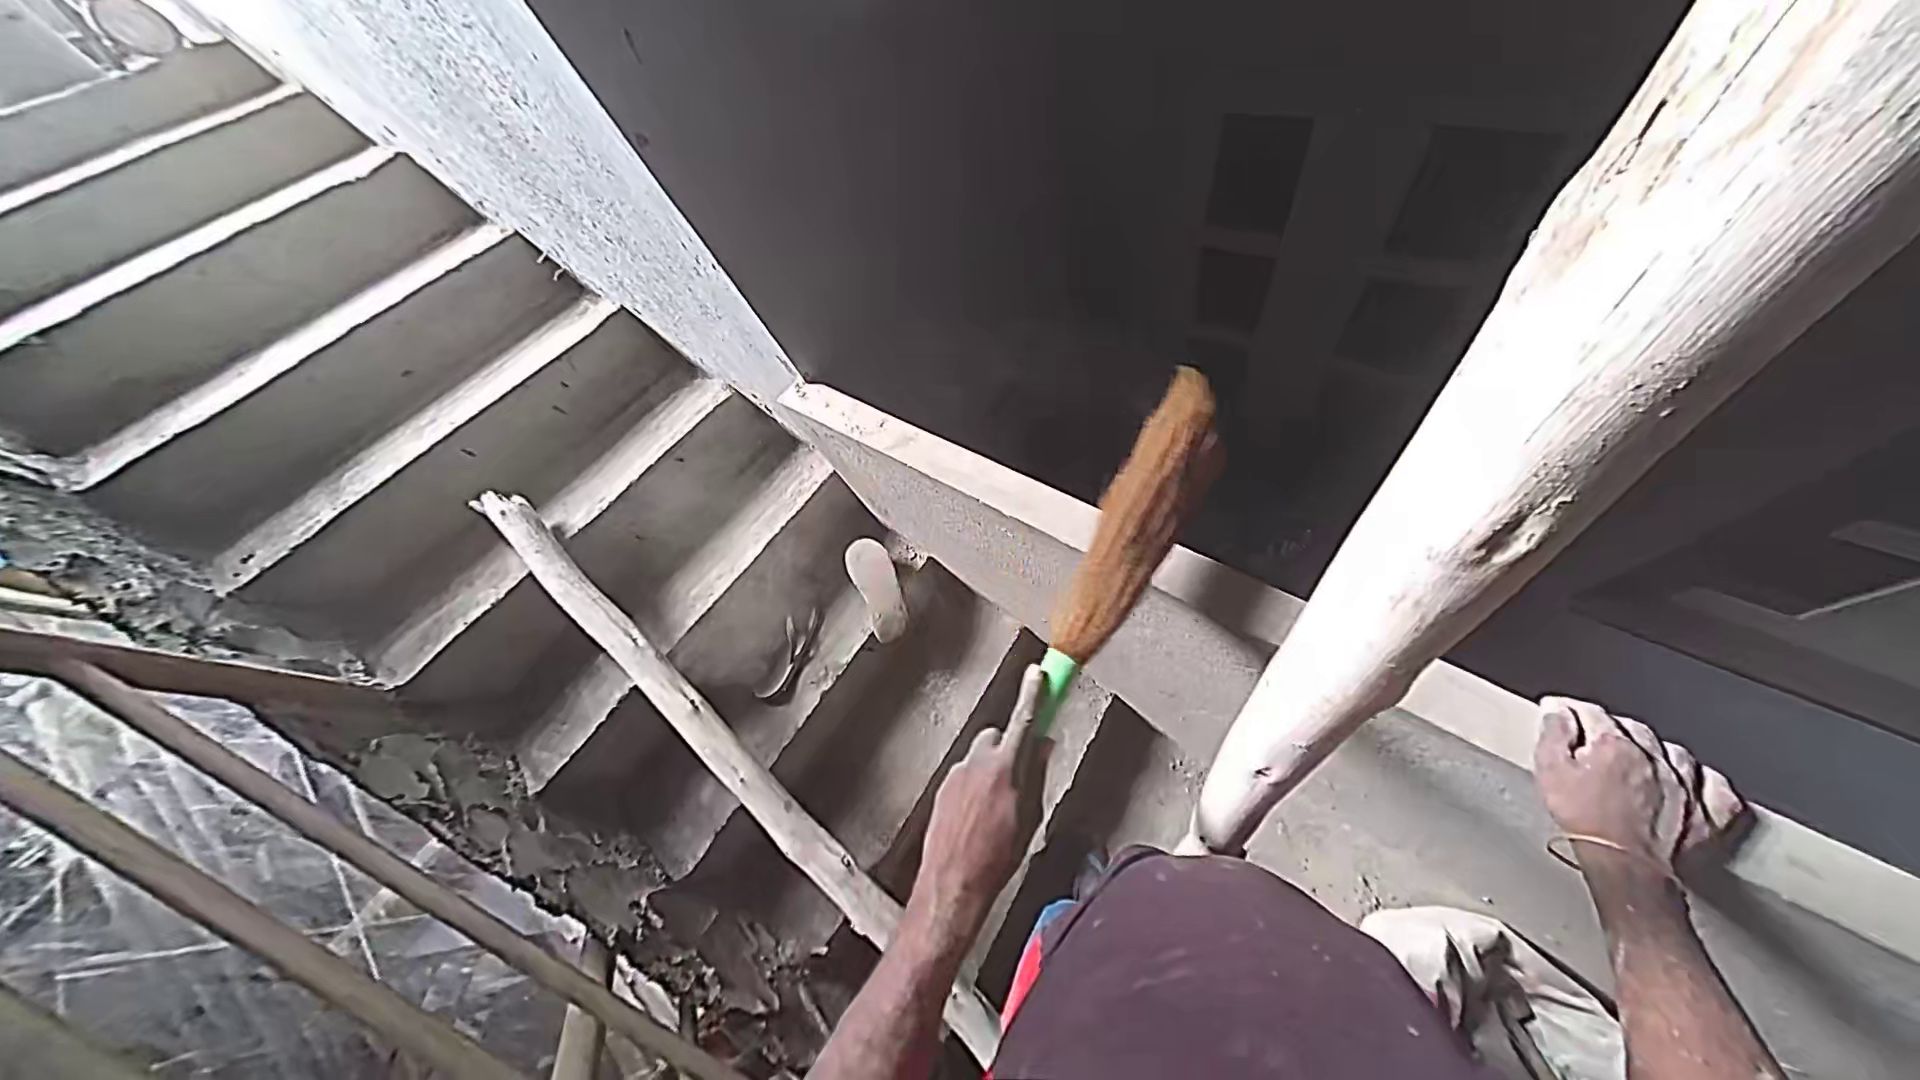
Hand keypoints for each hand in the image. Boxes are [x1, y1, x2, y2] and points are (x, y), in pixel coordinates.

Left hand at [909, 665, 1045, 936]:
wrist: (952, 882)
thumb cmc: (996, 857)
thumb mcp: (1031, 818)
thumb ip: (1038, 775)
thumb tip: (1043, 746)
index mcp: (1005, 768)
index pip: (1024, 720)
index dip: (1033, 693)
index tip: (1036, 672)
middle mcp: (977, 762)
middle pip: (996, 735)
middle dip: (1008, 746)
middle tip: (1019, 775)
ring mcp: (957, 773)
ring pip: (980, 756)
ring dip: (991, 769)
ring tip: (996, 810)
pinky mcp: (943, 785)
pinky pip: (965, 773)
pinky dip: (975, 785)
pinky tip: (978, 817)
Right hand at [1534, 696, 1744, 875]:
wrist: (1624, 863)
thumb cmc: (1584, 817)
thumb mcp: (1549, 768)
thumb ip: (1554, 732)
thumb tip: (1558, 710)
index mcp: (1615, 744)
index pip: (1591, 712)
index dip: (1570, 708)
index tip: (1559, 709)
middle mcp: (1655, 758)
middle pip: (1634, 728)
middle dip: (1611, 726)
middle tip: (1591, 733)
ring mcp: (1686, 785)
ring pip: (1673, 751)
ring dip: (1654, 748)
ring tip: (1637, 753)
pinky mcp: (1705, 813)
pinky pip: (1713, 785)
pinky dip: (1701, 777)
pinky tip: (1689, 778)